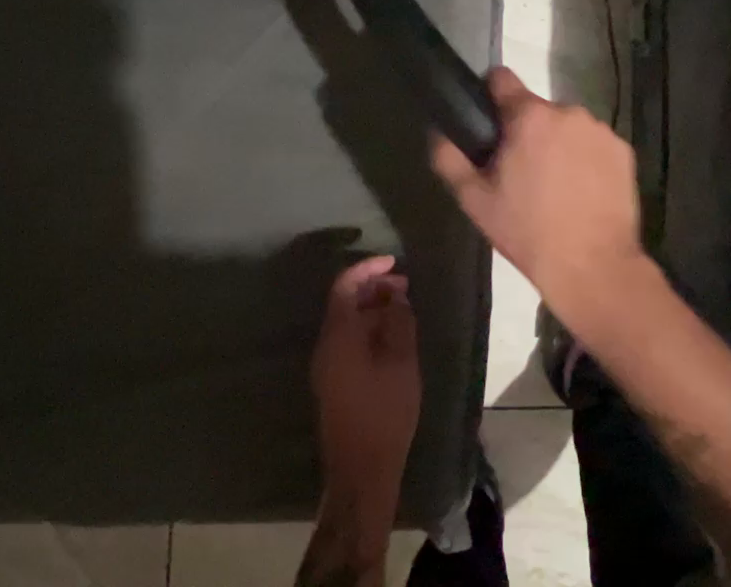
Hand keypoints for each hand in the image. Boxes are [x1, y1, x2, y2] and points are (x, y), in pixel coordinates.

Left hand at [311, 254, 420, 507]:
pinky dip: (368, 329)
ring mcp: (326, 366)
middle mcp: (325, 346)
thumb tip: (395, 296)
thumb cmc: (385, 412)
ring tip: (403, 308)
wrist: (361, 469)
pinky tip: (392, 337)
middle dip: (373, 288)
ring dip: (372, 310)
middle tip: (405, 286)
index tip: (394, 262)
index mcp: (338, 336)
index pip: (345, 287)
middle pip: (344, 304)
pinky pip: (347, 341)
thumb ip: (399, 322)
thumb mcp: (401, 362)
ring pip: (346, 323)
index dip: (368, 269)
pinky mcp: (333, 382)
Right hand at [431, 68, 645, 308]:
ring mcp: (601, 130)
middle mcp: (568, 112)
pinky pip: (594, 144)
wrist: (592, 266)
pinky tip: (581, 192)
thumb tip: (438, 134)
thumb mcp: (475, 201)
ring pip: (567, 126)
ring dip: (557, 143)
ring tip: (554, 186)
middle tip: (520, 171)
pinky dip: (585, 159)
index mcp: (529, 116)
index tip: (487, 119)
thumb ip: (450, 160)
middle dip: (526, 131)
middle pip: (536, 109)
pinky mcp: (624, 151)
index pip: (502, 79)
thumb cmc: (527, 232)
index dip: (490, 94)